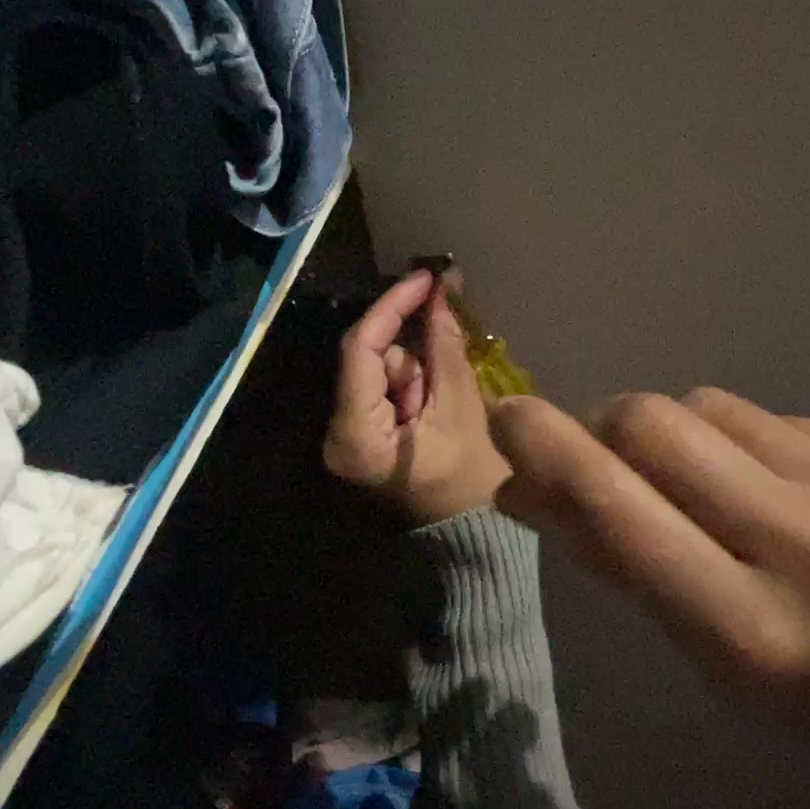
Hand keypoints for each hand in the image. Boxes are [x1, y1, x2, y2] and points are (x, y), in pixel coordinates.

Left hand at [324, 271, 511, 524]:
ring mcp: (344, 435)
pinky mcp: (358, 434)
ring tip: (439, 410)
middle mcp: (337, 434)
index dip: (392, 307)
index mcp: (357, 434)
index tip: (425, 279)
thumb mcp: (460, 404)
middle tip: (443, 373)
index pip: (361, 350)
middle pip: (368, 359)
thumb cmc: (472, 476)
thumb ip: (444, 343)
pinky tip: (430, 409)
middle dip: (410, 354)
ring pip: (376, 371)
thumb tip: (440, 290)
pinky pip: (380, 388)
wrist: (473, 529)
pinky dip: (408, 386)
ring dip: (412, 375)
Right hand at [489, 388, 809, 772]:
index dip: (551, 455)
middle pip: (660, 425)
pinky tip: (783, 484)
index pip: (623, 514)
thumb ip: (619, 562)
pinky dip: (750, 440)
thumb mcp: (706, 654)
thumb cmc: (807, 687)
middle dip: (611, 426)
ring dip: (684, 434)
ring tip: (715, 482)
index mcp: (751, 629)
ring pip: (711, 406)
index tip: (510, 417)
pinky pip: (775, 414)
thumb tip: (529, 485)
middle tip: (612, 450)